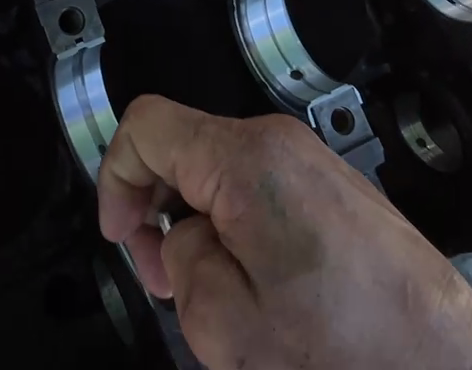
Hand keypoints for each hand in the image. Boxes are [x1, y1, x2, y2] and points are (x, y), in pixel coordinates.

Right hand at [98, 95, 471, 369]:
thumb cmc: (355, 352)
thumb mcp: (227, 323)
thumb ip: (179, 258)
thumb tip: (180, 236)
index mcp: (249, 159)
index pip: (147, 124)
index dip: (115, 175)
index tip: (118, 230)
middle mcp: (281, 144)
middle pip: (181, 146)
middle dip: (156, 206)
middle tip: (162, 275)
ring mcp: (310, 162)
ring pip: (216, 170)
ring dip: (196, 223)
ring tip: (212, 290)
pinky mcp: (330, 188)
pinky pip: (255, 188)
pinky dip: (232, 225)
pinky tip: (250, 284)